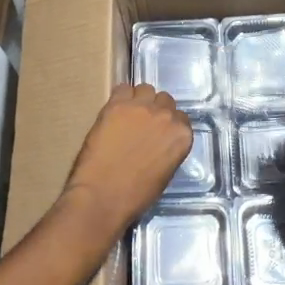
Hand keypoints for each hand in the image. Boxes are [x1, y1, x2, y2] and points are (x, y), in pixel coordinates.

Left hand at [62, 84, 192, 235]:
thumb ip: (168, 149)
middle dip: (156, 110)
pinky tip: (114, 111)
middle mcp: (166, 116)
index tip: (158, 132)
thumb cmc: (136, 195)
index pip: (181, 118)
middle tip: (142, 124)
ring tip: (128, 115)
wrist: (103, 195)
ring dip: (139, 100)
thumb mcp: (165, 173)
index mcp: (182, 135)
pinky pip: (122, 89)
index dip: (168, 124)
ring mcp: (141, 107)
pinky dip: (120, 97)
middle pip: (165, 100)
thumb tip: (159, 141)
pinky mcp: (117, 104)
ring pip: (145, 89)